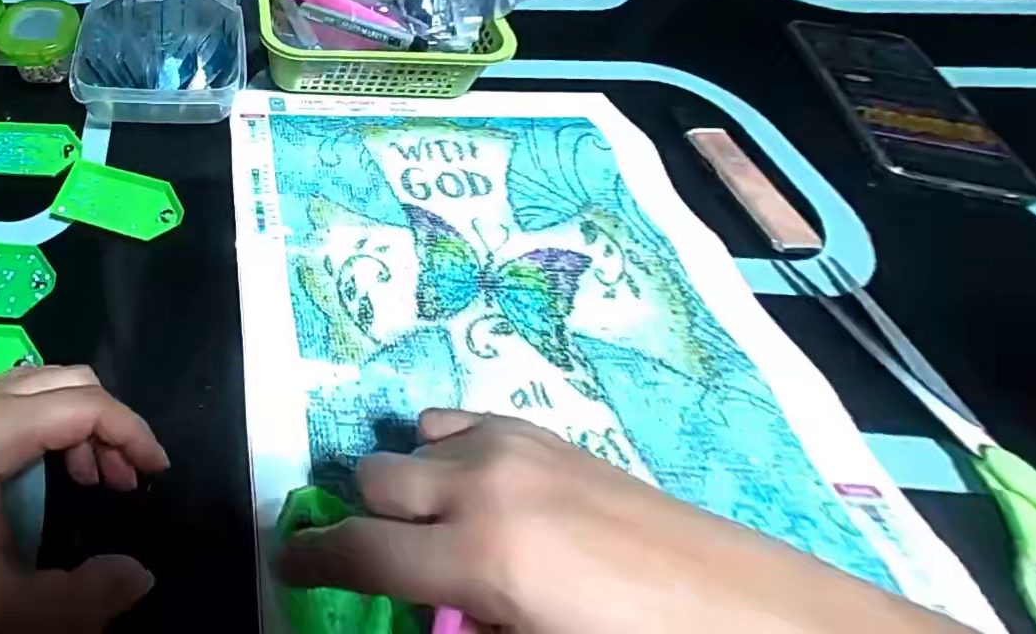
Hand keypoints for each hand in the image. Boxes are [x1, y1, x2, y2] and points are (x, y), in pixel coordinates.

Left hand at [0, 365, 167, 633]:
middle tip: (125, 479)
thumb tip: (142, 578)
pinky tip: (45, 478)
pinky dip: (47, 428)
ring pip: (43, 388)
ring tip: (92, 480)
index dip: (132, 434)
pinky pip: (15, 405)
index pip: (87, 405)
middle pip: (69, 381)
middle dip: (108, 422)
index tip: (157, 475)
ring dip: (77, 423)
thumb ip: (84, 598)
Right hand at [278, 409, 969, 633]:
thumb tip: (421, 605)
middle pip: (373, 479)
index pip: (362, 553)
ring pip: (408, 442)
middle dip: (363, 519)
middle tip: (384, 556)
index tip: (288, 560)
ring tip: (435, 521)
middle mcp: (476, 483)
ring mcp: (503, 442)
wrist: (747, 610)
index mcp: (480, 559)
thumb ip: (462, 623)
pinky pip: (451, 422)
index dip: (312, 558)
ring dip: (406, 483)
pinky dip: (442, 450)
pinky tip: (475, 484)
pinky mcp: (529, 425)